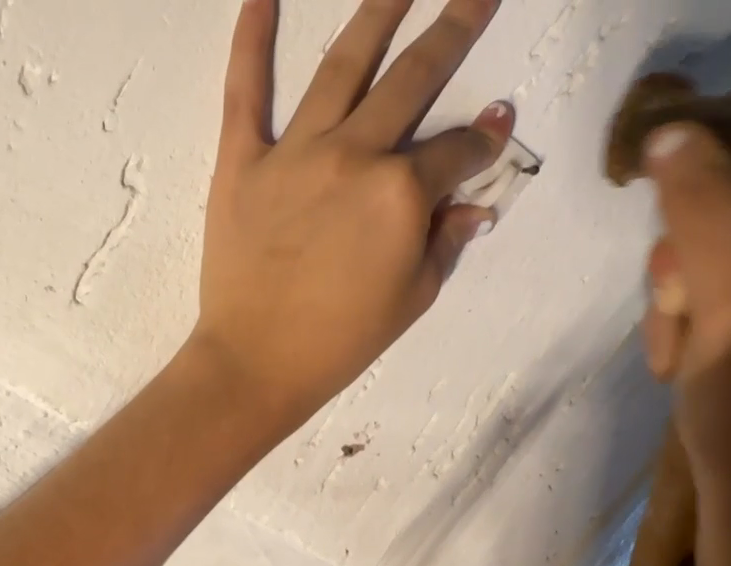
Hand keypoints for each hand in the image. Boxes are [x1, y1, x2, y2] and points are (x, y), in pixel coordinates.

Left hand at [191, 0, 510, 425]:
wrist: (254, 365)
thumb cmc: (338, 343)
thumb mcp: (413, 298)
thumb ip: (445, 240)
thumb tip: (473, 200)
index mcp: (402, 193)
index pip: (458, 150)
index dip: (482, 145)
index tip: (491, 137)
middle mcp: (353, 155)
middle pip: (414, 79)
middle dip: (455, 29)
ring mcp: (293, 154)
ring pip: (342, 65)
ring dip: (379, 11)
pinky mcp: (240, 163)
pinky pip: (245, 92)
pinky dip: (250, 41)